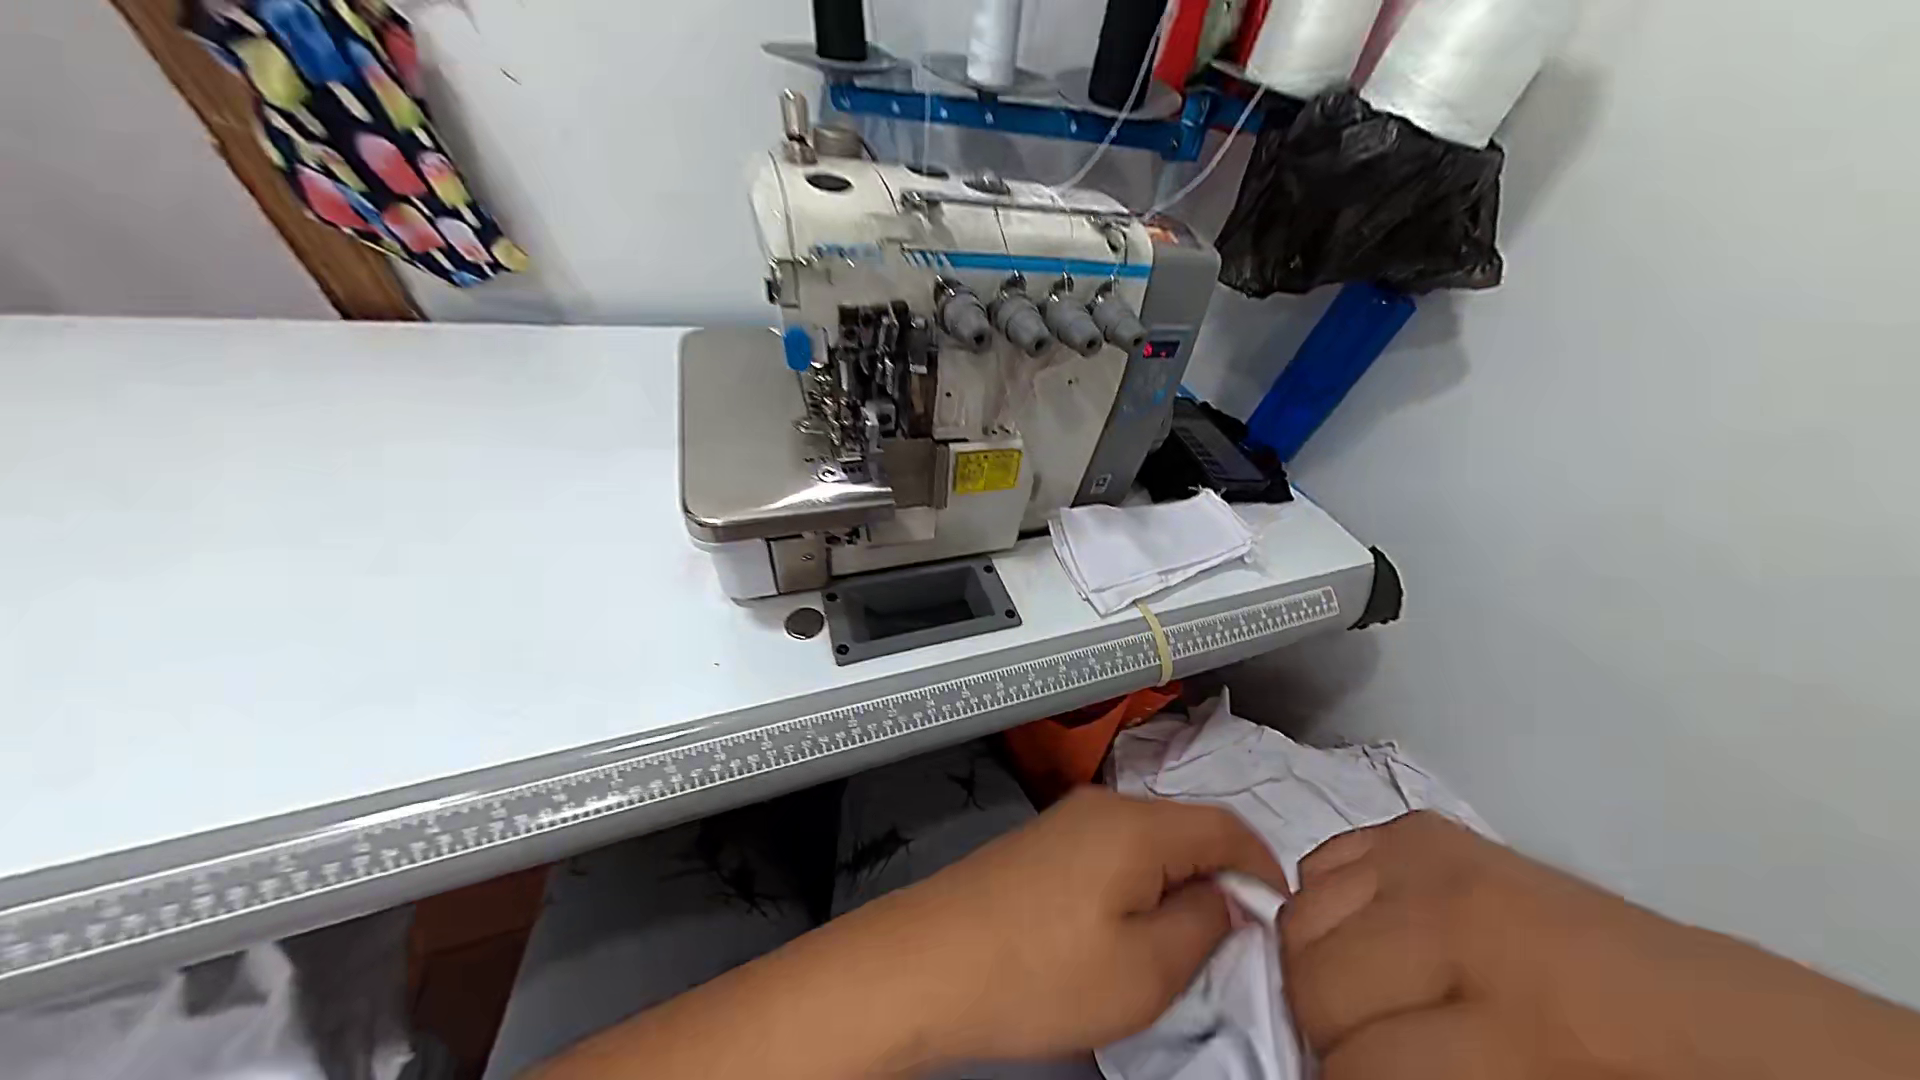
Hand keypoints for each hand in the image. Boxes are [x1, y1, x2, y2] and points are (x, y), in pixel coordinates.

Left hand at [855, 786, 1288, 1067]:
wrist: (931, 959)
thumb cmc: (1042, 971)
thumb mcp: (1146, 970)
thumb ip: (1203, 925)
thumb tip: (1227, 899)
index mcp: (1136, 825)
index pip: (1225, 827)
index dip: (1262, 866)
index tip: (1280, 911)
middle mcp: (1102, 806)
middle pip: (1184, 828)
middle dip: (1218, 876)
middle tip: (1231, 936)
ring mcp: (1067, 819)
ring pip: (1147, 839)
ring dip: (1175, 880)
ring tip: (1179, 938)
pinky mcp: (1043, 840)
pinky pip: (1111, 848)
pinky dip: (1137, 879)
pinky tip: (1125, 922)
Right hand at [1281, 811, 1919, 1079]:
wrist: (1723, 1025)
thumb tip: (1338, 1073)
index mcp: (1516, 1022)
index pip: (1361, 1063)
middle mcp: (1454, 917)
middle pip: (1317, 978)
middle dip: (1327, 1035)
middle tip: (1363, 1056)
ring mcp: (1430, 857)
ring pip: (1303, 913)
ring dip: (1319, 968)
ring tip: (1363, 1000)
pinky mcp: (1418, 828)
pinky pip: (1321, 861)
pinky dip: (1329, 908)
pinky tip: (1373, 939)